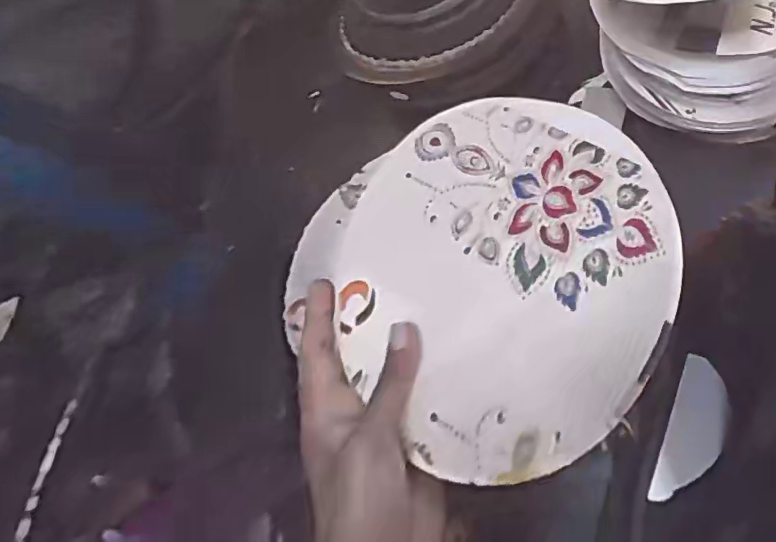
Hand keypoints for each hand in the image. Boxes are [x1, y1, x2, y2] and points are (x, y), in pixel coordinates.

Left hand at [298, 280, 445, 541]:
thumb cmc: (359, 498)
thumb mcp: (369, 441)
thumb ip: (389, 385)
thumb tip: (404, 327)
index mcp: (327, 413)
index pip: (317, 356)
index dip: (317, 319)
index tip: (322, 282)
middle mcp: (354, 412)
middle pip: (359, 358)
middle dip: (368, 320)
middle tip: (386, 277)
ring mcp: (386, 424)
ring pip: (397, 373)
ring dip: (410, 342)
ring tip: (428, 300)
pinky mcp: (417, 435)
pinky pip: (427, 393)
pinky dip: (439, 369)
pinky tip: (458, 346)